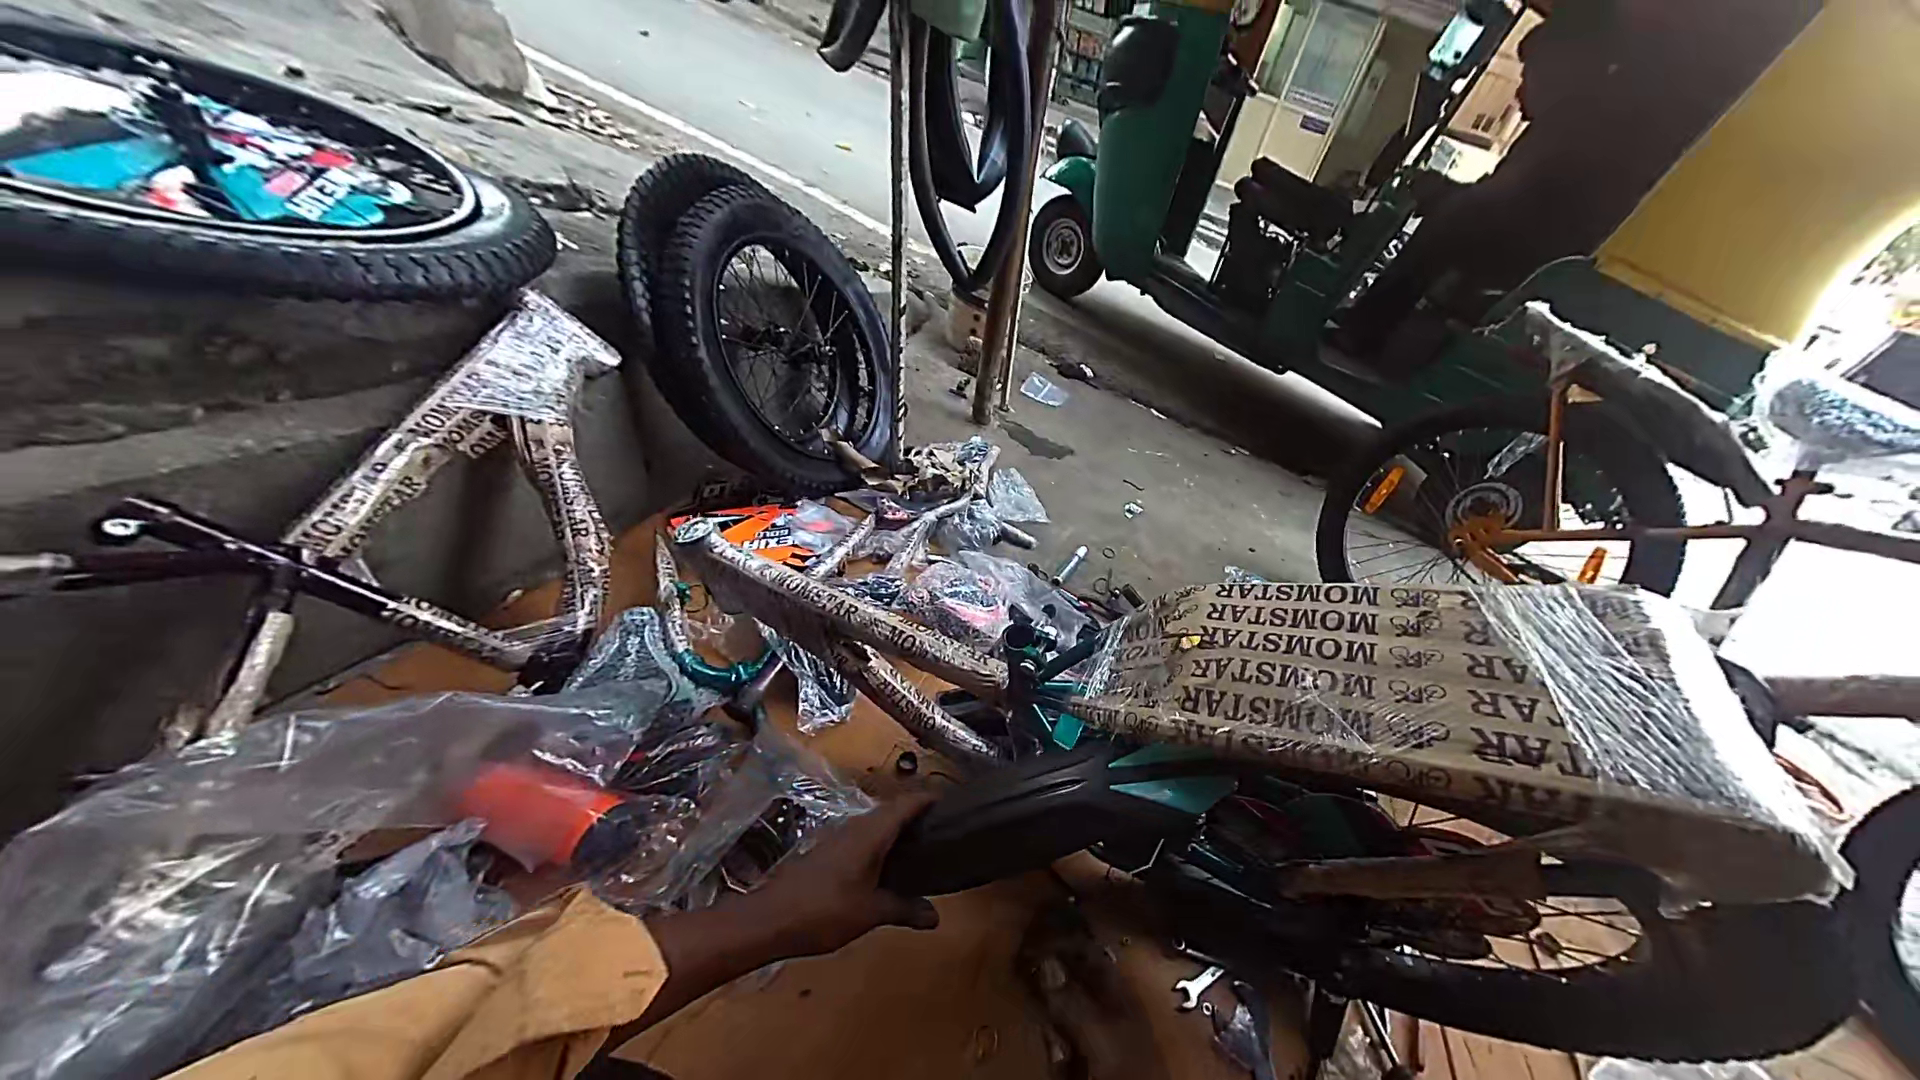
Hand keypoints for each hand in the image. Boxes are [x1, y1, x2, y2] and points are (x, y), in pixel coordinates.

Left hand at [613, 795, 942, 1046]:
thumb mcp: (870, 913)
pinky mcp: (830, 850)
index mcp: (871, 832)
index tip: (953, 801)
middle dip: (918, 813)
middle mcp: (857, 826)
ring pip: (877, 822)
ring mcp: (840, 837)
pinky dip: (883, 841)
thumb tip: (936, 917)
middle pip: (893, 809)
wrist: (770, 918)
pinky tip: (890, 864)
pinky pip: (865, 836)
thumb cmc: (824, 910)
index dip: (929, 798)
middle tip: (945, 827)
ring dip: (899, 828)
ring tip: (924, 844)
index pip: (906, 803)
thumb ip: (904, 909)